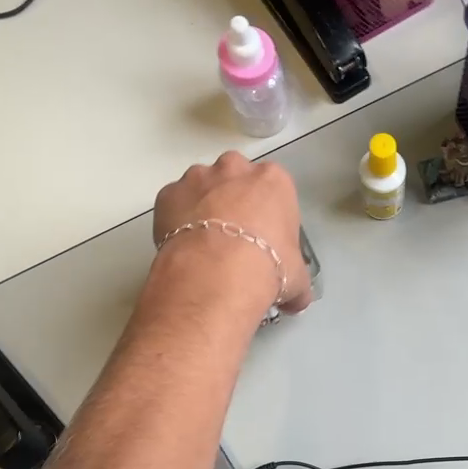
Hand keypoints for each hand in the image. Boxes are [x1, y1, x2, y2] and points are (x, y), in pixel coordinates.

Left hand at [152, 151, 312, 313]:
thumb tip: (297, 299)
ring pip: (202, 187)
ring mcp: (197, 177)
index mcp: (273, 180)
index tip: (266, 238)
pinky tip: (186, 248)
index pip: (274, 190)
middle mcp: (235, 169)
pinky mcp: (168, 194)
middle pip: (236, 179)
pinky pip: (175, 204)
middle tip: (236, 238)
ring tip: (207, 247)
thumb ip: (299, 283)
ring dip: (205, 208)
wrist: (216, 274)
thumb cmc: (267, 266)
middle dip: (235, 201)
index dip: (269, 215)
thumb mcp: (297, 278)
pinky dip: (177, 221)